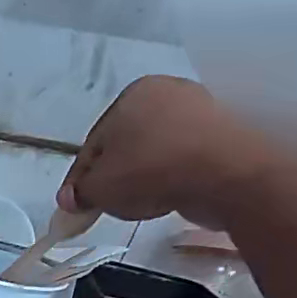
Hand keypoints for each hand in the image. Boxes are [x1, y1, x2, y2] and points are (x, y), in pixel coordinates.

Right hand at [57, 76, 291, 230]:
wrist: (227, 174)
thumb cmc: (150, 172)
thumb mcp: (99, 188)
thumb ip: (79, 192)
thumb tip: (69, 199)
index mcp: (131, 94)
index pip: (93, 144)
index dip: (79, 180)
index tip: (74, 206)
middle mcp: (166, 91)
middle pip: (124, 144)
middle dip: (113, 175)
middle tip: (105, 205)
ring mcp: (199, 108)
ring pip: (154, 150)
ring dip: (142, 176)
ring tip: (139, 203)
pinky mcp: (224, 130)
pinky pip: (183, 157)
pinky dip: (171, 175)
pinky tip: (168, 194)